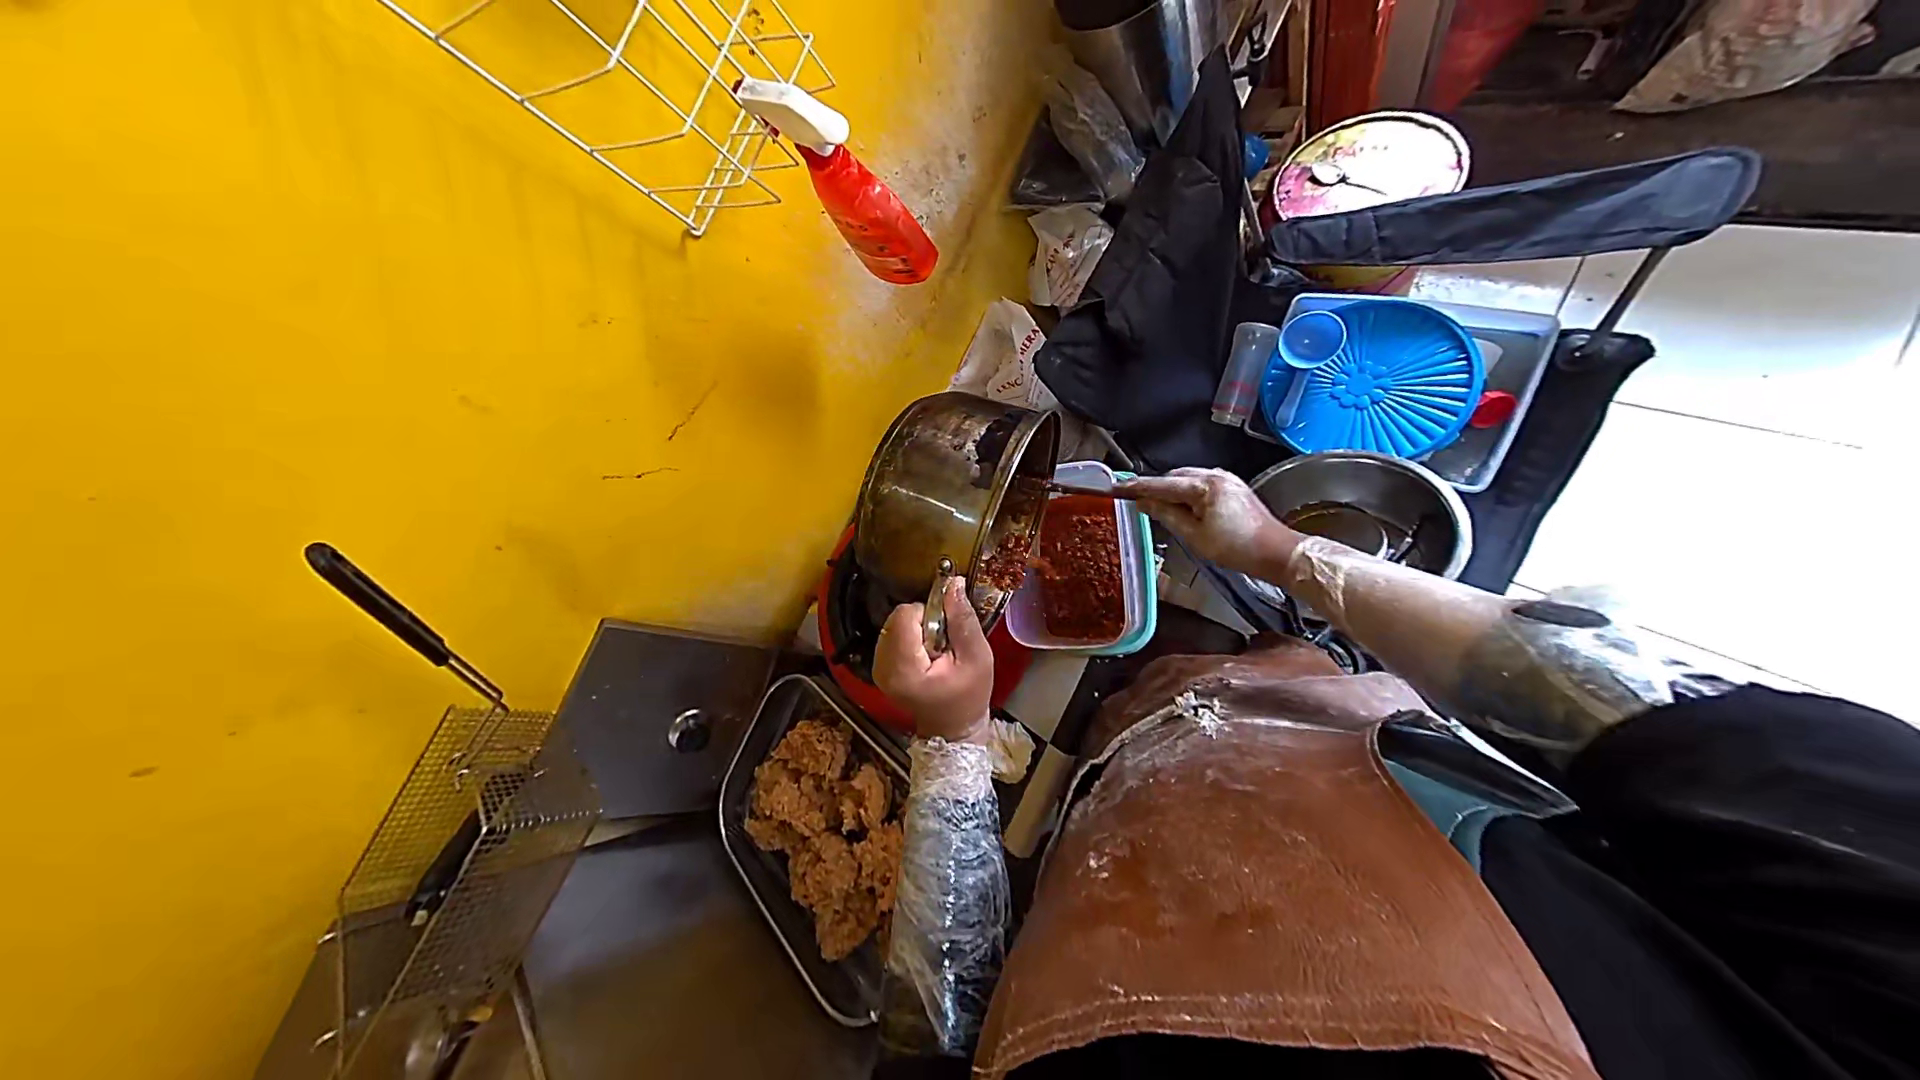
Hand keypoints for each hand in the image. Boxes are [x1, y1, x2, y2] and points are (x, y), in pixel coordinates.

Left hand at [874, 576, 993, 742]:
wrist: (953, 729)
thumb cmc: (968, 696)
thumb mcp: (977, 658)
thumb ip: (963, 620)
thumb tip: (954, 583)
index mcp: (903, 669)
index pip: (904, 616)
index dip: (929, 613)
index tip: (946, 631)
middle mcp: (882, 667)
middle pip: (897, 618)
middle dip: (923, 621)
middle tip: (943, 643)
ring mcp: (877, 668)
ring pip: (894, 624)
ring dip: (917, 629)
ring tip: (936, 650)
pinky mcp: (879, 668)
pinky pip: (891, 635)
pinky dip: (910, 638)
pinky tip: (926, 655)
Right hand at [1115, 467, 1298, 574]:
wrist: (1277, 553)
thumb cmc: (1239, 548)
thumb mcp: (1194, 536)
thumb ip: (1166, 515)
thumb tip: (1144, 504)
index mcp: (1205, 485)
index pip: (1161, 483)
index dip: (1136, 486)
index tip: (1116, 486)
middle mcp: (1216, 475)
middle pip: (1173, 477)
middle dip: (1154, 488)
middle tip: (1133, 501)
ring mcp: (1226, 480)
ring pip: (1186, 480)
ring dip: (1170, 492)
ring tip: (1155, 508)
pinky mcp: (1232, 488)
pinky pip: (1199, 485)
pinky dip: (1185, 494)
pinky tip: (1180, 508)